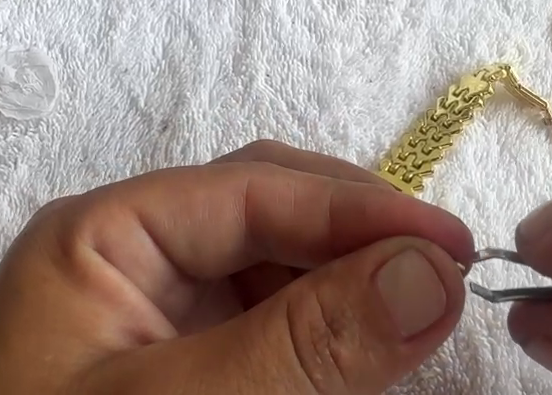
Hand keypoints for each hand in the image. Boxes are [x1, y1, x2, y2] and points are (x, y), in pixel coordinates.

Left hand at [0, 141, 473, 393]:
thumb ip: (306, 346)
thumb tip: (433, 270)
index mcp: (100, 234)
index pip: (248, 189)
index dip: (354, 206)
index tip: (451, 242)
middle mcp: (127, 255)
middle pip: (261, 211)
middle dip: (352, 234)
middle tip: (442, 270)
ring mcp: (151, 310)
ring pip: (269, 264)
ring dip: (343, 280)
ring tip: (415, 305)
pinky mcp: (176, 363)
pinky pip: (260, 319)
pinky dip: (317, 332)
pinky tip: (362, 348)